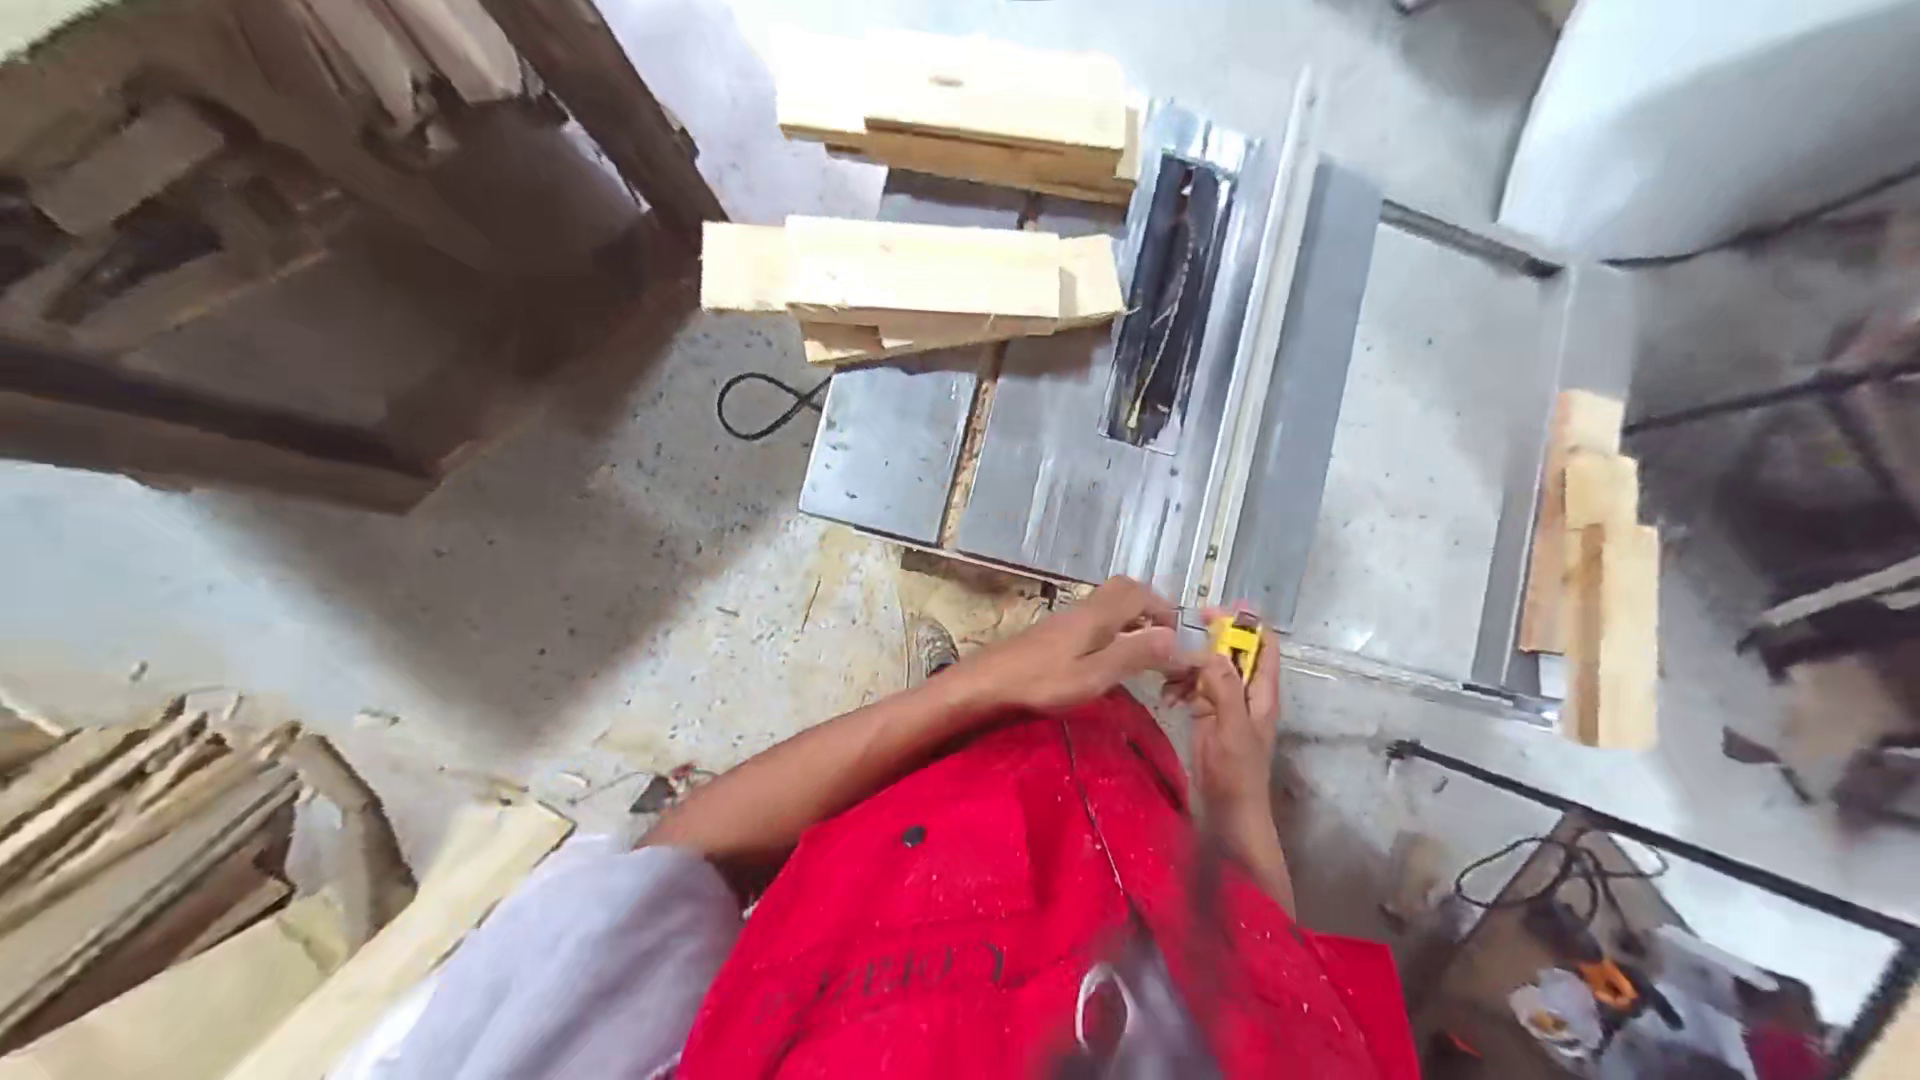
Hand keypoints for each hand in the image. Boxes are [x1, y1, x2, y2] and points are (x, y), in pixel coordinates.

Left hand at [945, 576, 1188, 712]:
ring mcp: (1064, 619)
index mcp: (1096, 615)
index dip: (1163, 608)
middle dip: (1148, 607)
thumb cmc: (1040, 682)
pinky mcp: (1052, 633)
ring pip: (1106, 604)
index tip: (1175, 636)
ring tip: (1140, 651)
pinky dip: (1111, 629)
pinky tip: (1106, 657)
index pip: (1139, 592)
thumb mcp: (1093, 675)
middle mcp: (1082, 609)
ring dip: (1129, 618)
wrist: (986, 683)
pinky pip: (1092, 618)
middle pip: (1123, 590)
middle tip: (1160, 638)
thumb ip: (1132, 654)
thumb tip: (1172, 635)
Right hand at [1165, 612, 1280, 826]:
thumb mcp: (1234, 728)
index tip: (1215, 611)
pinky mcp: (1205, 714)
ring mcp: (1224, 702)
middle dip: (1206, 641)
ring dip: (1187, 667)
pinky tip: (1167, 698)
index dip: (1245, 623)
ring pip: (1206, 668)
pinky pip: (1191, 688)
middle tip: (1178, 634)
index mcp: (1263, 692)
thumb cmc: (1238, 773)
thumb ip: (1226, 688)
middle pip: (1230, 652)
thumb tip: (1213, 652)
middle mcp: (1246, 692)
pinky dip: (1178, 687)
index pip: (1263, 645)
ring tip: (1169, 679)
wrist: (1227, 810)